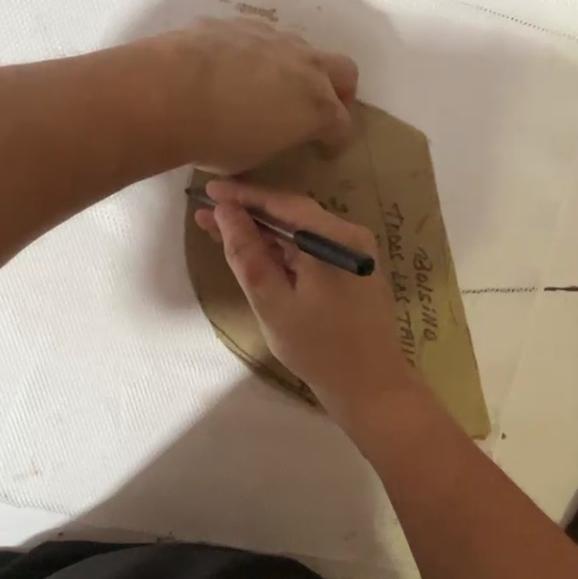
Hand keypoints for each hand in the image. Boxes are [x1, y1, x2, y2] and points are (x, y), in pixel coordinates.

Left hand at [132, 19, 357, 172]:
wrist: (169, 92)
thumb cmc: (215, 139)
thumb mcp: (251, 158)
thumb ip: (273, 141)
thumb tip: (267, 135)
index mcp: (316, 108)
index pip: (342, 125)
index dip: (336, 140)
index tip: (326, 150)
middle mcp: (305, 66)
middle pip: (344, 72)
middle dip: (338, 92)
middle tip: (318, 110)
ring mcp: (275, 38)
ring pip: (303, 49)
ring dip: (296, 69)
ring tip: (270, 88)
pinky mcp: (241, 23)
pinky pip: (262, 38)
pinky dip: (257, 55)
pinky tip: (232, 69)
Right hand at [194, 179, 420, 410]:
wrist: (371, 387)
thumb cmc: (318, 348)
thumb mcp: (272, 302)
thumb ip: (247, 254)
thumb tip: (225, 212)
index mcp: (332, 238)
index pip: (281, 203)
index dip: (241, 196)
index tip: (207, 191)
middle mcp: (349, 236)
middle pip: (292, 214)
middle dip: (248, 213)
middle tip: (206, 215)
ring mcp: (355, 253)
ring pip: (300, 232)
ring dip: (263, 232)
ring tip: (221, 232)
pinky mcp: (353, 270)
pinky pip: (311, 249)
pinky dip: (282, 249)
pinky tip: (257, 254)